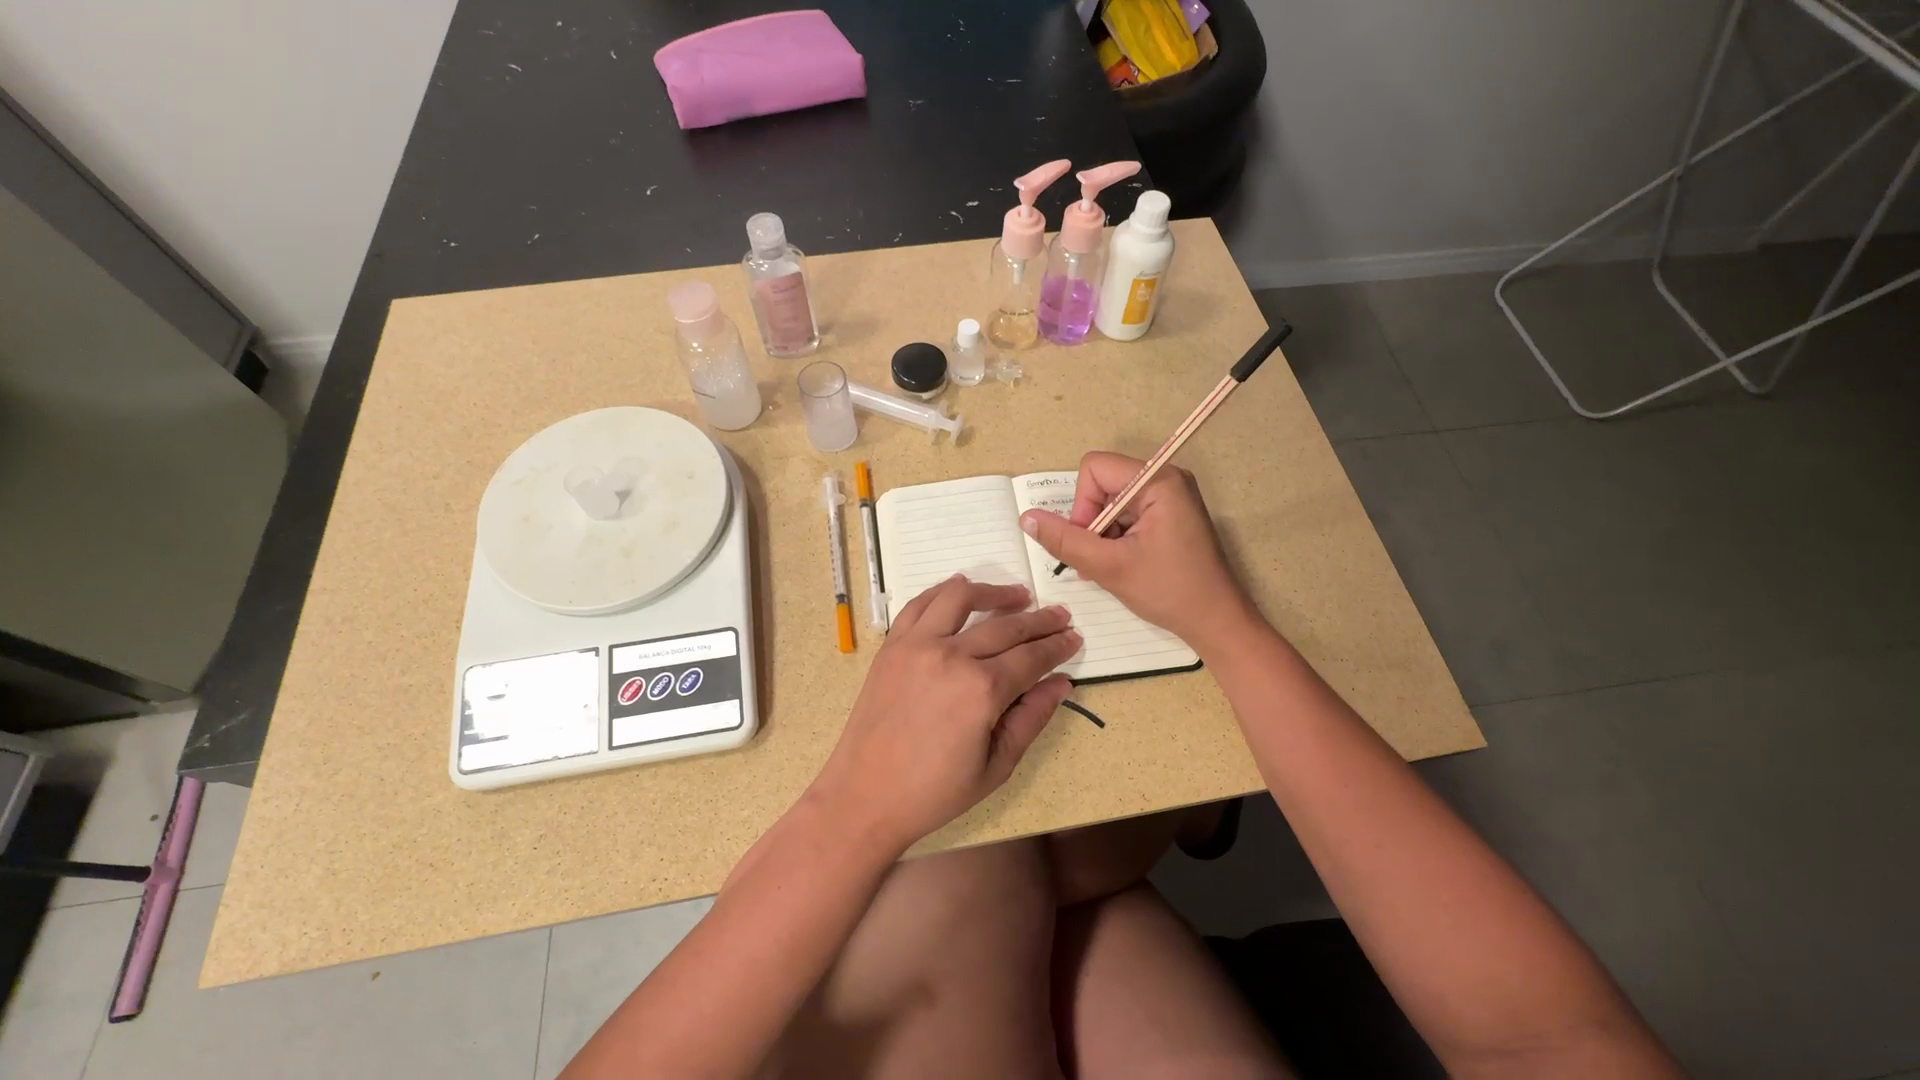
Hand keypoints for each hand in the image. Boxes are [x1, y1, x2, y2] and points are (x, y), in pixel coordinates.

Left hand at [807, 576, 1079, 851]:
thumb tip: (1061, 683)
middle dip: (1039, 620)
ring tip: (1017, 595)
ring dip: (994, 592)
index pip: (1032, 657)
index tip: (1074, 637)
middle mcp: (951, 657)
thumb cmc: (934, 792)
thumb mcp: (996, 766)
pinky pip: (920, 604)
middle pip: (1005, 627)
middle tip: (1061, 615)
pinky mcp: (892, 646)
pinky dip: (944, 591)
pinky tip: (961, 589)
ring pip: (961, 599)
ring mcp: (917, 646)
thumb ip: (1031, 718)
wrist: (865, 795)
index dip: (1057, 647)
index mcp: (982, 691)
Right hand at [1019, 451, 1256, 651]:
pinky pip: (1129, 514)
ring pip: (1112, 502)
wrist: (1217, 621)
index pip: (1095, 470)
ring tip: (1112, 566)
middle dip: (1091, 522)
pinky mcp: (1171, 515)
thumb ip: (1064, 540)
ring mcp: (1171, 496)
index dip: (1082, 505)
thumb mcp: (1108, 567)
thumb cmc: (1169, 591)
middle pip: (1103, 484)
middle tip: (1099, 559)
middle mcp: (1166, 478)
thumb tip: (1025, 517)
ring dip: (1103, 534)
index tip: (1091, 542)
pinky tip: (1123, 565)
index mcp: (1158, 480)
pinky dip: (1117, 538)